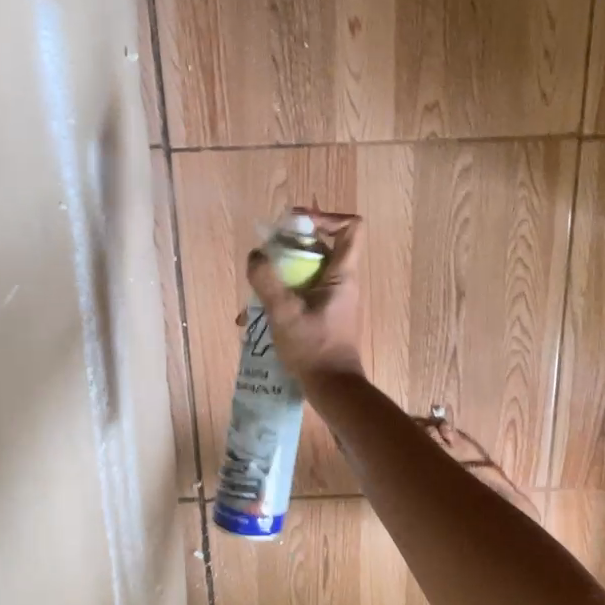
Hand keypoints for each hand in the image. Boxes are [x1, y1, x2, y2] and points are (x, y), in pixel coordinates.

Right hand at [245, 209, 365, 390]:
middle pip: (321, 246)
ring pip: (308, 272)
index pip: (351, 227)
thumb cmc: (313, 349)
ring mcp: (334, 299)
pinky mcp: (325, 315)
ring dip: (280, 276)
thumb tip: (255, 256)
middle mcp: (342, 281)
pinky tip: (254, 318)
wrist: (333, 388)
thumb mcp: (284, 313)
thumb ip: (267, 281)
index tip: (296, 225)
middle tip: (264, 256)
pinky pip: (303, 294)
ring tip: (253, 293)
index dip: (326, 217)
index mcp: (342, 274)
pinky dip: (281, 298)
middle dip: (289, 248)